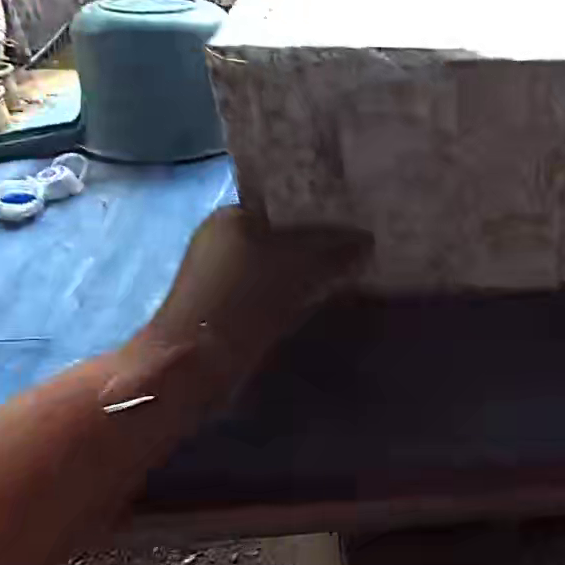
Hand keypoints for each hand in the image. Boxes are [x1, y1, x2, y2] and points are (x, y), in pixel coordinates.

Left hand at [136, 206, 369, 392]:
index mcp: (231, 214)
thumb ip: (335, 252)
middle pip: (281, 234)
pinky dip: (288, 291)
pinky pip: (266, 288)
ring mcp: (218, 272)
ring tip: (344, 271)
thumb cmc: (244, 299)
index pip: (284, 203)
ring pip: (274, 263)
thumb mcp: (299, 268)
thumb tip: (367, 243)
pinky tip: (316, 297)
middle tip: (355, 248)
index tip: (352, 222)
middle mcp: (221, 236)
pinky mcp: (222, 304)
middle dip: (316, 243)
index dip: (320, 212)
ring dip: (304, 270)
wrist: (196, 361)